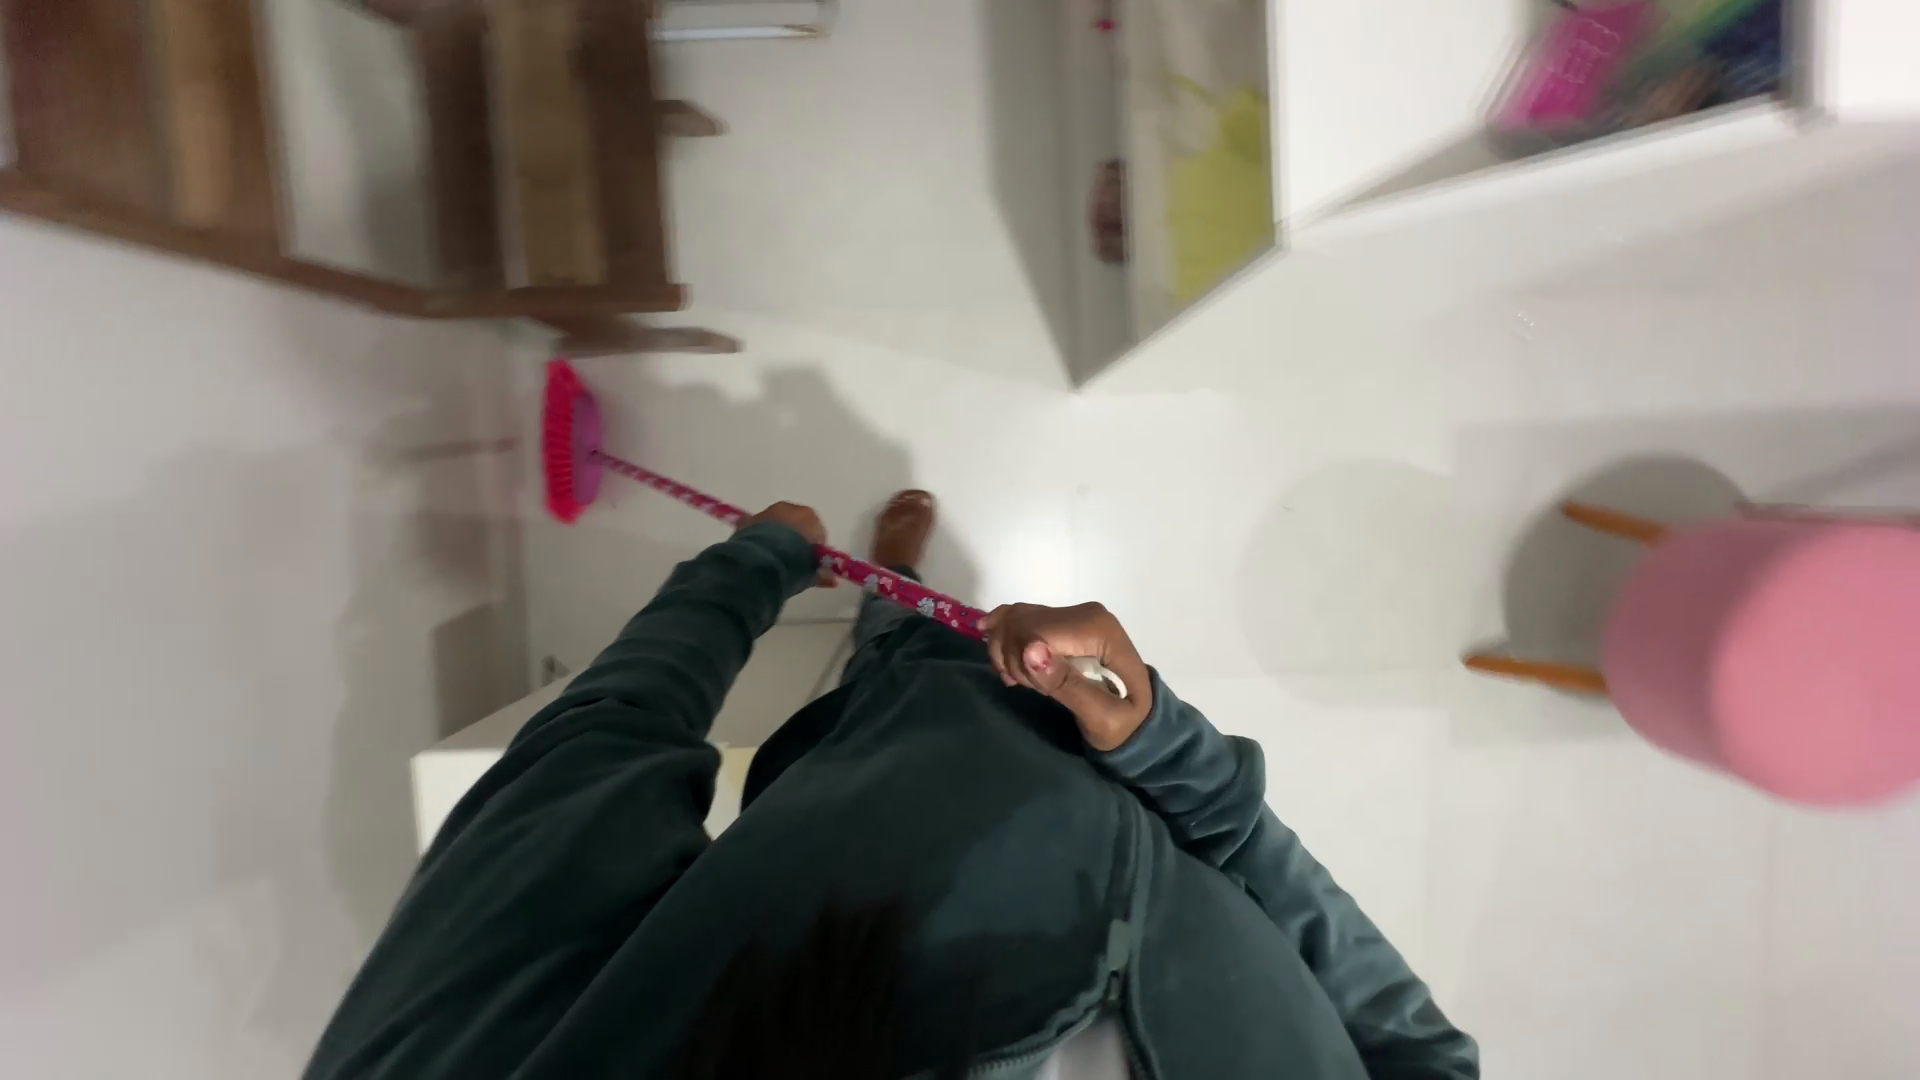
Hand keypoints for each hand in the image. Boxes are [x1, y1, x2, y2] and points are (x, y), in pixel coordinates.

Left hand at [741, 501, 835, 586]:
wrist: (764, 558)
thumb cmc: (795, 563)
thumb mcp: (811, 572)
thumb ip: (823, 574)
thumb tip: (833, 581)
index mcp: (811, 517)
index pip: (817, 533)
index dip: (814, 550)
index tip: (809, 564)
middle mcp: (791, 509)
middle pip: (796, 525)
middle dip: (795, 540)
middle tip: (790, 561)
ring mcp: (769, 512)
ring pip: (777, 524)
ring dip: (776, 537)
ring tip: (772, 559)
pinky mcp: (750, 519)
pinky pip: (759, 528)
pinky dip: (760, 537)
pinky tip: (759, 553)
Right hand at [979, 602, 1151, 751]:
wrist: (1137, 718)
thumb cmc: (1124, 723)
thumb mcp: (1101, 718)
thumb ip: (1067, 685)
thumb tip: (1030, 649)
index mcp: (1100, 631)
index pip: (1037, 632)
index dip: (1024, 663)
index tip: (1033, 690)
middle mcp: (1086, 613)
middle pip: (1023, 622)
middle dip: (1013, 658)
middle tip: (1024, 687)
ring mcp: (1073, 613)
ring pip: (1017, 618)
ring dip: (1006, 650)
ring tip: (1019, 679)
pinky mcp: (1063, 619)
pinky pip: (1020, 616)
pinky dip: (1004, 636)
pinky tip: (1003, 660)